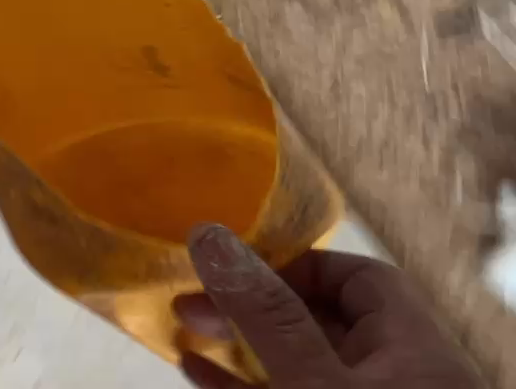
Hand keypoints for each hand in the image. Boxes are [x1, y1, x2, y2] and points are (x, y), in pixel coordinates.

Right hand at [174, 223, 483, 388]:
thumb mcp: (315, 381)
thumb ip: (266, 312)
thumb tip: (208, 231)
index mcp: (420, 353)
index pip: (363, 277)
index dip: (294, 261)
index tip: (232, 266)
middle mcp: (403, 375)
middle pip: (318, 313)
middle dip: (245, 300)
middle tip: (191, 302)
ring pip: (296, 354)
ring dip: (235, 335)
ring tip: (184, 325)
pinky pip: (286, 387)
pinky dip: (240, 375)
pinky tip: (195, 366)